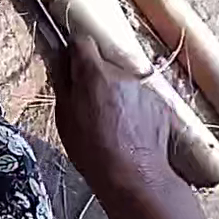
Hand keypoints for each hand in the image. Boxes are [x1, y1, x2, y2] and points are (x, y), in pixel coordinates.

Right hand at [53, 35, 182, 196]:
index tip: (69, 65)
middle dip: (94, 75)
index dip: (73, 51)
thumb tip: (58, 57)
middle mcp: (122, 73)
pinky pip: (139, 97)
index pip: (82, 41)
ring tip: (109, 120)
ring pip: (122, 80)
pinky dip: (132, 107)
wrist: (134, 177)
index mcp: (94, 73)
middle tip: (87, 102)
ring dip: (114, 91)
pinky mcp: (160, 103)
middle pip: (104, 62)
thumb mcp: (64, 116)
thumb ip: (62, 81)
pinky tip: (127, 129)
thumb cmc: (92, 149)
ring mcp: (144, 88)